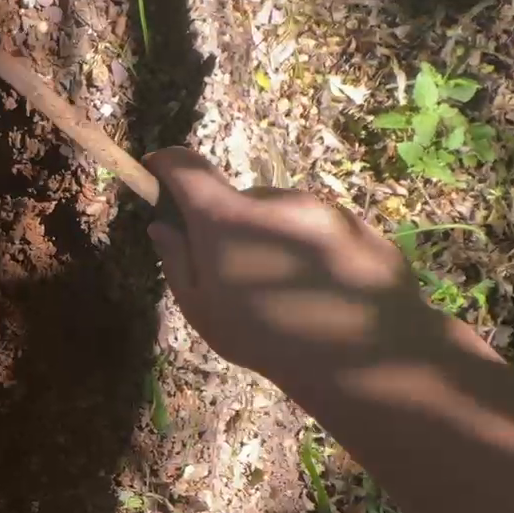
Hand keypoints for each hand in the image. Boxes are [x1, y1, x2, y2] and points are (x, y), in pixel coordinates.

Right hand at [145, 147, 445, 384]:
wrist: (360, 347)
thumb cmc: (259, 333)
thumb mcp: (198, 306)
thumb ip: (177, 260)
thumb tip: (162, 227)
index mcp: (226, 220)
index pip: (188, 171)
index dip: (166, 165)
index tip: (153, 168)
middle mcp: (273, 201)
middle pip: (233, 199)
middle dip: (219, 223)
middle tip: (219, 269)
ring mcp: (318, 208)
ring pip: (272, 212)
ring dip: (259, 235)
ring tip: (266, 285)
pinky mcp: (352, 221)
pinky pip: (306, 225)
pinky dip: (292, 244)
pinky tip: (301, 285)